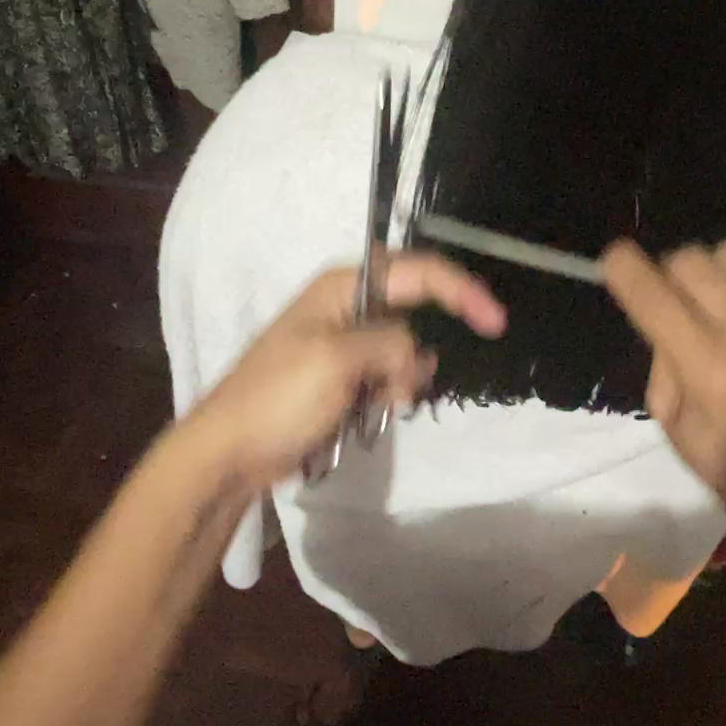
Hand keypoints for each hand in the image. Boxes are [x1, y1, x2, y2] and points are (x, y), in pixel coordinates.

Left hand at [193, 252, 506, 488]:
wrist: (229, 453)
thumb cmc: (277, 398)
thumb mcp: (337, 361)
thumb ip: (390, 343)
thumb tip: (412, 356)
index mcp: (343, 286)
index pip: (418, 272)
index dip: (461, 292)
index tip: (496, 324)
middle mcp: (347, 305)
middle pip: (415, 311)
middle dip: (419, 350)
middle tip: (401, 387)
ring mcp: (344, 342)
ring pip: (404, 349)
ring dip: (402, 379)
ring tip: (376, 407)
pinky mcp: (343, 375)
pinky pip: (387, 375)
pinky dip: (390, 394)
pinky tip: (369, 416)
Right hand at [602, 240, 725, 516]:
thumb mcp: (671, 421)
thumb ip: (661, 357)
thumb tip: (660, 305)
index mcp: (709, 370)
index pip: (653, 296)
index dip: (624, 268)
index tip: (615, 259)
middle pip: (690, 260)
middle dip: (668, 274)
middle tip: (673, 302)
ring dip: (711, 272)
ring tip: (716, 302)